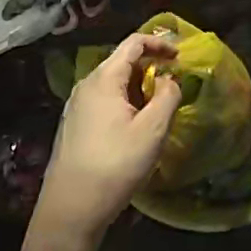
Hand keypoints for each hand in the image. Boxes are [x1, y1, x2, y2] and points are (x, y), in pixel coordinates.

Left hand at [38, 33, 181, 237]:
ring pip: (113, 84)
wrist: (71, 207)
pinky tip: (133, 128)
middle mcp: (86, 84)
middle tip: (172, 89)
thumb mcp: (152, 131)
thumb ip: (167, 96)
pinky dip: (124, 103)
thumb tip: (168, 79)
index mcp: (104, 78)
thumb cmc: (115, 164)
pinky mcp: (74, 124)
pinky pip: (103, 101)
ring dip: (138, 89)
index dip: (159, 44)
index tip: (180, 56)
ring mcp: (77, 105)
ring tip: (156, 111)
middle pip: (122, 62)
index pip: (133, 43)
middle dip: (150, 69)